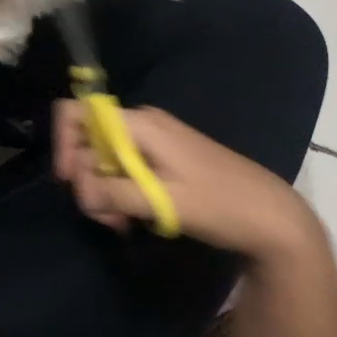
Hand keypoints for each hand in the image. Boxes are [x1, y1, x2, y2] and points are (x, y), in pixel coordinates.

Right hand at [52, 102, 323, 262]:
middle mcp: (141, 124)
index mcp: (140, 124)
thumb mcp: (163, 203)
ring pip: (102, 158)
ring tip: (121, 223)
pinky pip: (121, 168)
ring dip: (102, 191)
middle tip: (105, 216)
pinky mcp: (160, 159)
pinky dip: (118, 192)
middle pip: (87, 141)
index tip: (69, 182)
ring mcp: (152, 141)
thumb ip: (114, 194)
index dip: (63, 143)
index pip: (77, 113)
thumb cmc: (221, 205)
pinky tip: (132, 217)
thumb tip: (81, 191)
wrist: (273, 218)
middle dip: (86, 179)